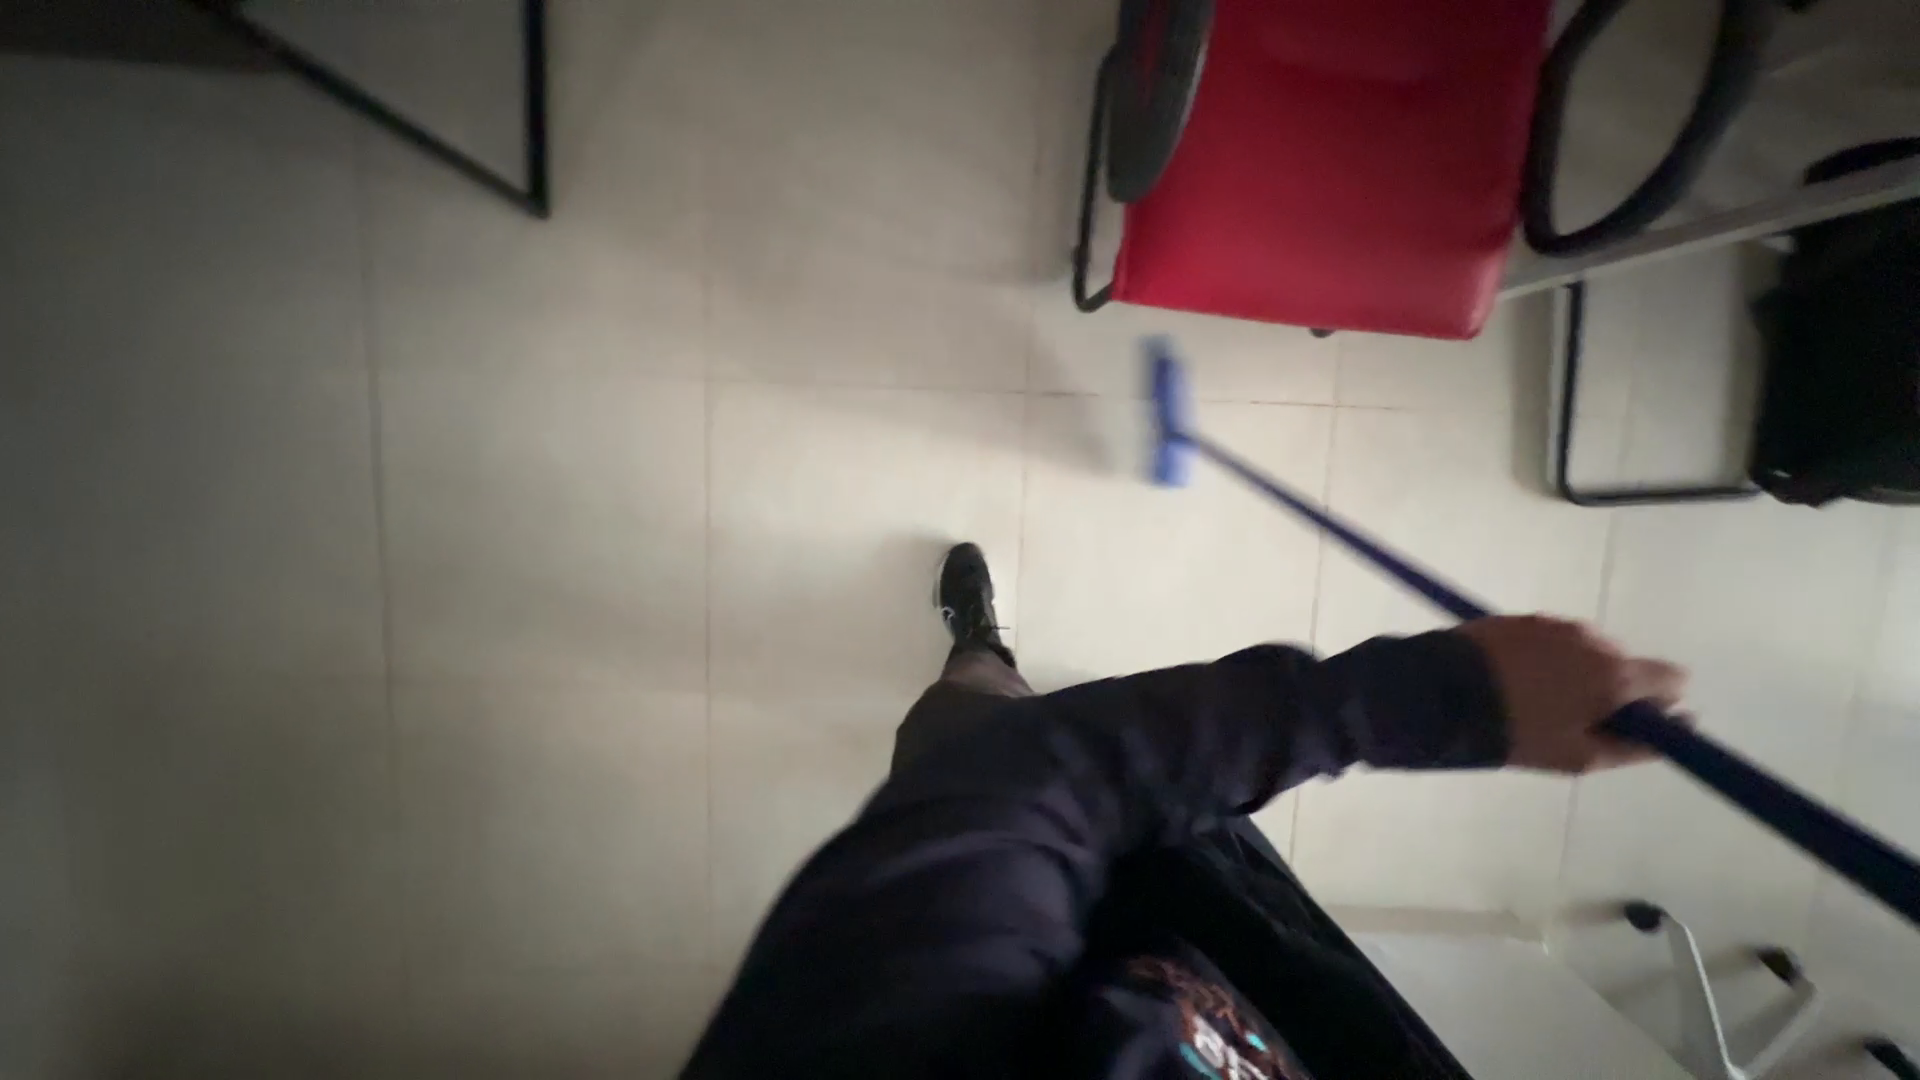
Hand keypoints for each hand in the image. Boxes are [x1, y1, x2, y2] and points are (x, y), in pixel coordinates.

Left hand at [1457, 615, 1688, 773]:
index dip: (1654, 701)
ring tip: (1527, 694)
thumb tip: (1680, 725)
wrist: (1439, 693)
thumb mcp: (1579, 756)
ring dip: (1568, 666)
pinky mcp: (1511, 618)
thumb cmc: (1515, 731)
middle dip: (1604, 683)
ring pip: (1579, 647)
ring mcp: (1547, 624)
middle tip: (1564, 711)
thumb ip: (1638, 745)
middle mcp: (1589, 639)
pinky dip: (1536, 654)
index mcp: (1615, 673)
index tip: (1622, 718)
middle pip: (1619, 660)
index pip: (1670, 677)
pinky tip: (1507, 675)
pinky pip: (1542, 637)